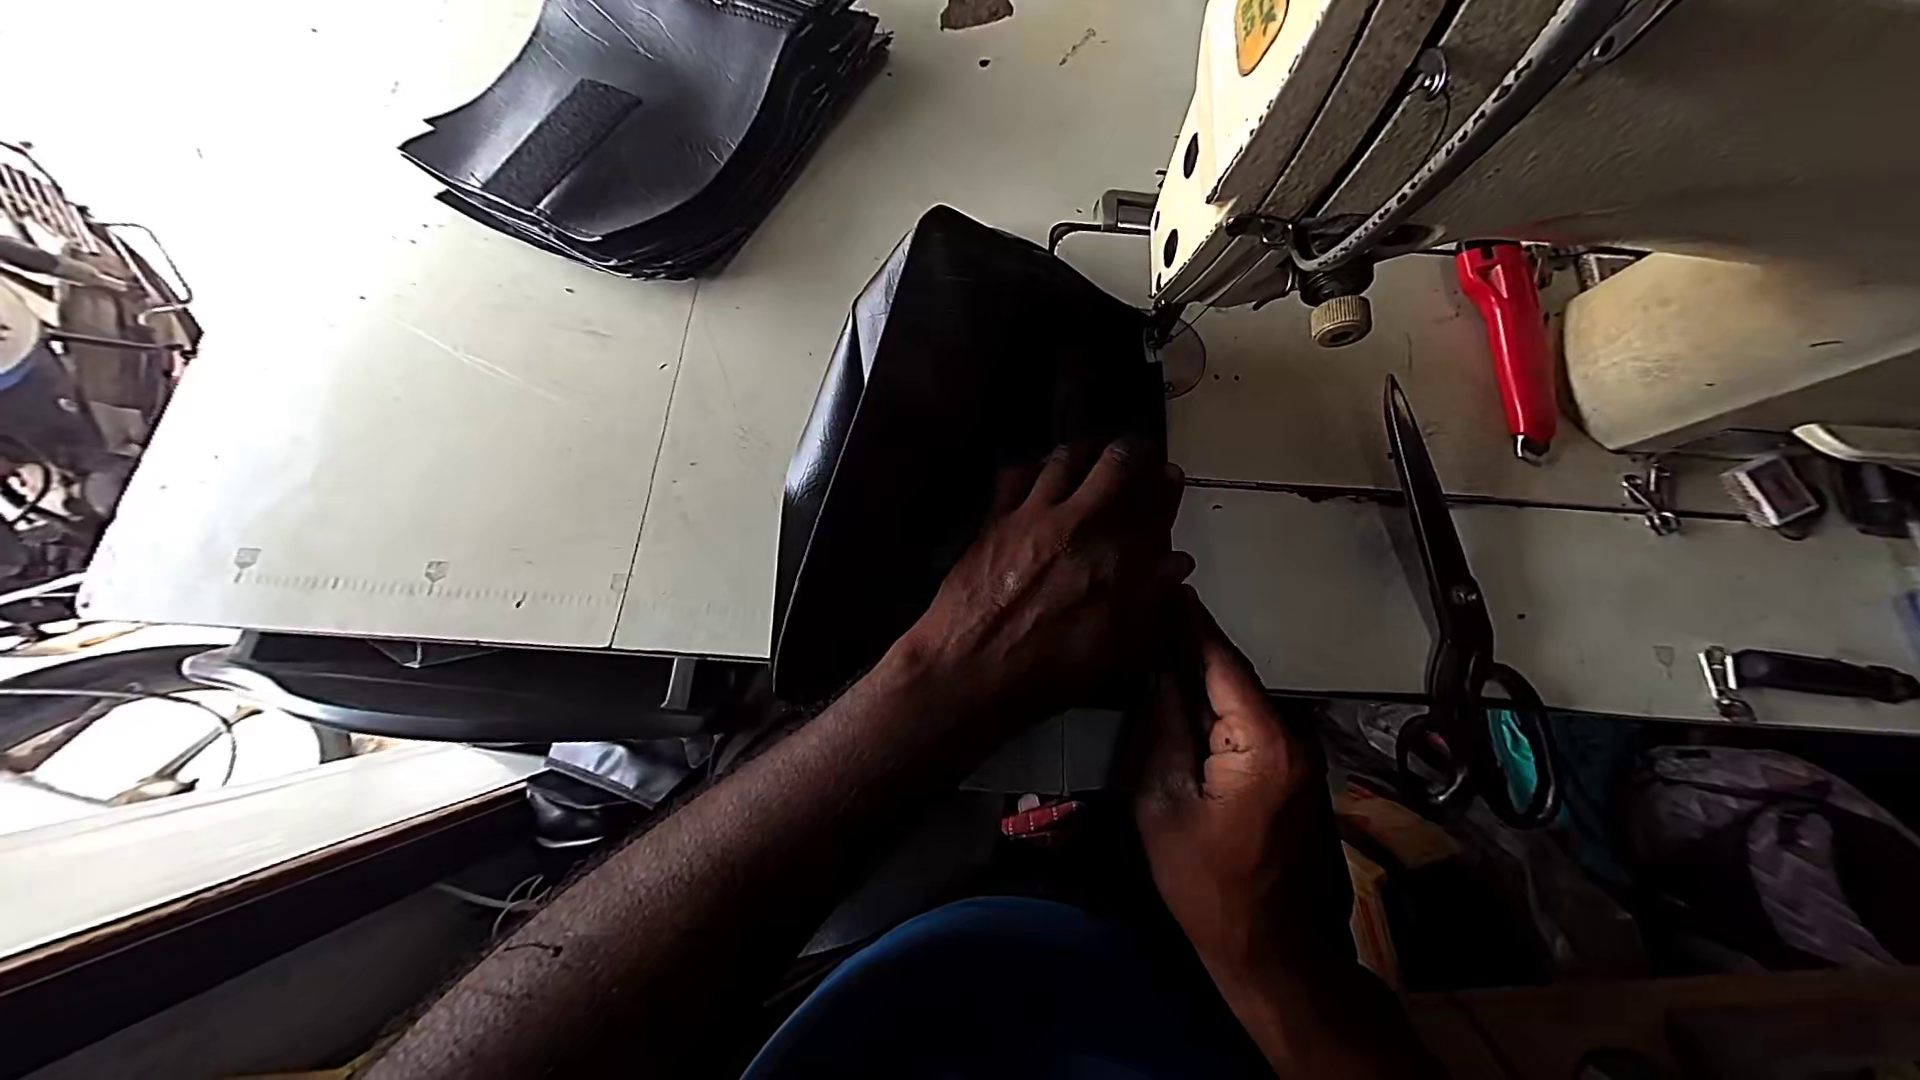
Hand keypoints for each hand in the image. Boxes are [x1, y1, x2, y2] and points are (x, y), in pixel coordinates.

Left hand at [891, 438, 1191, 736]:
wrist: (970, 666)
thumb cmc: (1047, 669)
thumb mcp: (1115, 648)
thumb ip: (1150, 599)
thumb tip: (1177, 562)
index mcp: (1119, 559)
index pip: (1155, 505)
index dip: (1167, 486)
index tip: (1168, 475)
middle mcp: (1081, 525)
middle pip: (1117, 462)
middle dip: (1134, 449)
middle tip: (1136, 451)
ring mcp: (1034, 516)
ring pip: (1066, 458)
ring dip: (1085, 450)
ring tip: (1092, 452)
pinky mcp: (996, 517)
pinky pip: (1016, 473)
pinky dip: (1032, 466)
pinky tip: (1037, 473)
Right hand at [1134, 590, 1354, 977]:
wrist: (1279, 957)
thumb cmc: (1210, 888)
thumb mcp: (1163, 807)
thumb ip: (1161, 730)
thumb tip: (1156, 674)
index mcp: (1262, 743)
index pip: (1219, 662)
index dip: (1189, 622)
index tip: (1165, 586)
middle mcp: (1292, 738)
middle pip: (1231, 675)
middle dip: (1188, 642)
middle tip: (1146, 610)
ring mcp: (1299, 755)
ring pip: (1239, 698)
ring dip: (1198, 672)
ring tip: (1153, 641)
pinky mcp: (1293, 772)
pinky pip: (1247, 723)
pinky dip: (1214, 704)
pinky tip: (1180, 693)